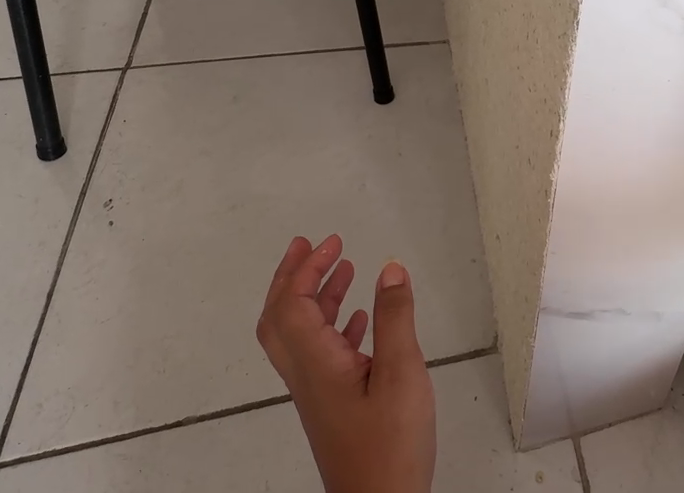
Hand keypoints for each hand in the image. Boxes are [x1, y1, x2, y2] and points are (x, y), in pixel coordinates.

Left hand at [257, 235, 434, 492]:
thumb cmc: (391, 441)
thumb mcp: (402, 373)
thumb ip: (396, 317)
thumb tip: (390, 267)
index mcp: (316, 364)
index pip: (292, 306)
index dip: (306, 269)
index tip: (331, 241)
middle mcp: (307, 376)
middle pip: (281, 320)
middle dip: (292, 278)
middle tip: (313, 245)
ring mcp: (318, 393)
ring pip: (301, 336)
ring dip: (315, 298)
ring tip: (344, 269)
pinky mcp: (334, 405)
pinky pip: (321, 353)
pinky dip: (333, 325)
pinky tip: (358, 319)